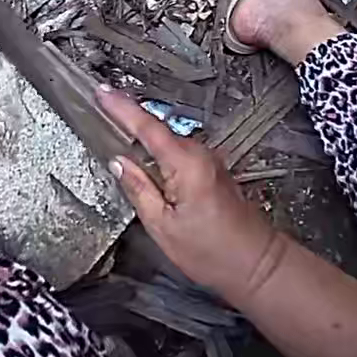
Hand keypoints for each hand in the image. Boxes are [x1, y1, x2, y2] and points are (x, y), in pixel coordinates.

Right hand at [100, 86, 288, 305]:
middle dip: (127, 116)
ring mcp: (206, 158)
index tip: (101, 91)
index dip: (121, 107)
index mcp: (185, 163)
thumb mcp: (163, 227)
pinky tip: (141, 154)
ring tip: (113, 128)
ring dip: (141, 133)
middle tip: (99, 105)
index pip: (146, 126)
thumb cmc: (212, 253)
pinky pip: (176, 149)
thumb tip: (118, 162)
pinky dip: (156, 147)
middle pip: (156, 128)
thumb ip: (138, 189)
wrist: (258, 265)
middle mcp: (198, 152)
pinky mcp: (209, 167)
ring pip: (165, 139)